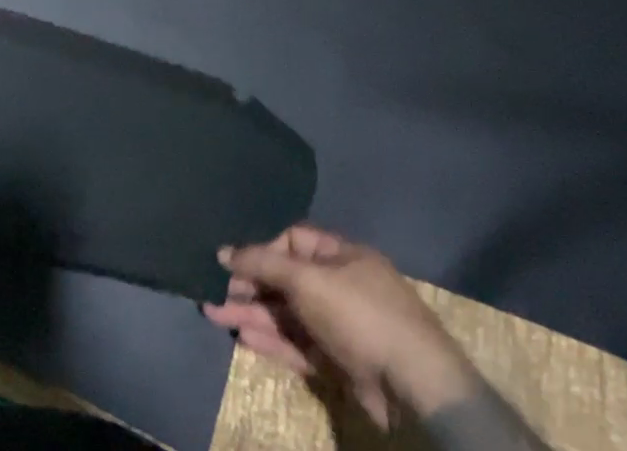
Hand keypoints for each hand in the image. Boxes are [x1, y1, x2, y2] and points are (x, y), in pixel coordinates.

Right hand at [203, 226, 478, 427]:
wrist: (414, 386)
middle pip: (285, 279)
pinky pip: (297, 342)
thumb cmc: (358, 315)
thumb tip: (221, 251)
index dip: (261, 247)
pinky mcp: (340, 358)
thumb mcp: (304, 278)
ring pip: (286, 313)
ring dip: (250, 313)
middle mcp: (344, 287)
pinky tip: (243, 338)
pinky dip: (271, 339)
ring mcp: (342, 325)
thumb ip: (260, 262)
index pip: (293, 240)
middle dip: (247, 285)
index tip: (232, 260)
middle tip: (212, 290)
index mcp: (345, 258)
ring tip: (213, 314)